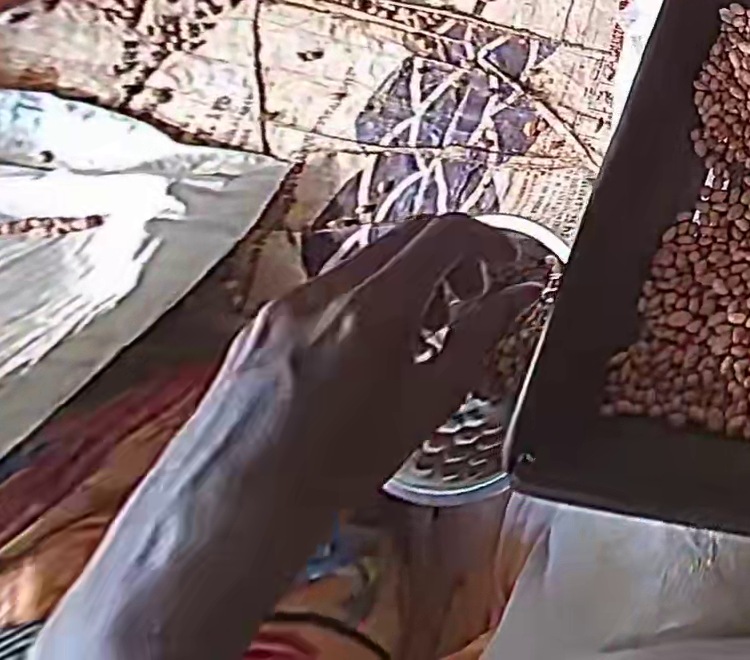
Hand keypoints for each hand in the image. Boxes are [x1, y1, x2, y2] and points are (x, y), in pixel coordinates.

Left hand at [190, 214, 535, 508]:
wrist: (227, 516)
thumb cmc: (335, 469)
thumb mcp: (434, 396)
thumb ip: (484, 331)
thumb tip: (522, 295)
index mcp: (374, 309)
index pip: (448, 233)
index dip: (490, 239)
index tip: (505, 262)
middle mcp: (326, 293)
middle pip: (413, 233)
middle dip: (457, 254)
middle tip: (473, 294)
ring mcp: (288, 303)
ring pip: (375, 254)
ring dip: (417, 273)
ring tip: (426, 328)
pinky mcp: (264, 320)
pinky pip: (336, 282)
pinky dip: (375, 293)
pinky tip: (379, 345)